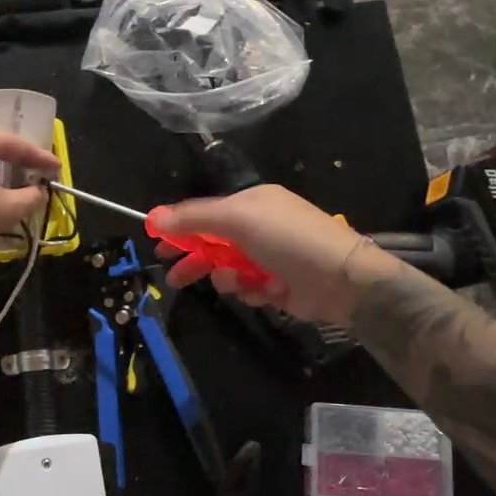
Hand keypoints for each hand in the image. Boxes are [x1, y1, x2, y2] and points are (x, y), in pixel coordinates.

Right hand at [153, 185, 380, 323]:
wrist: (341, 279)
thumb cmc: (287, 240)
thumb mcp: (237, 220)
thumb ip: (194, 218)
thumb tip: (153, 216)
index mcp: (251, 203)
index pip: (204, 213)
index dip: (179, 229)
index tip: (157, 245)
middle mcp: (259, 227)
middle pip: (212, 244)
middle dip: (195, 260)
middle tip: (174, 277)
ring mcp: (269, 257)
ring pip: (228, 270)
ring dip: (228, 278)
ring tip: (237, 281)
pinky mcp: (277, 284)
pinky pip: (248, 289)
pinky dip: (252, 291)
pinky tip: (266, 291)